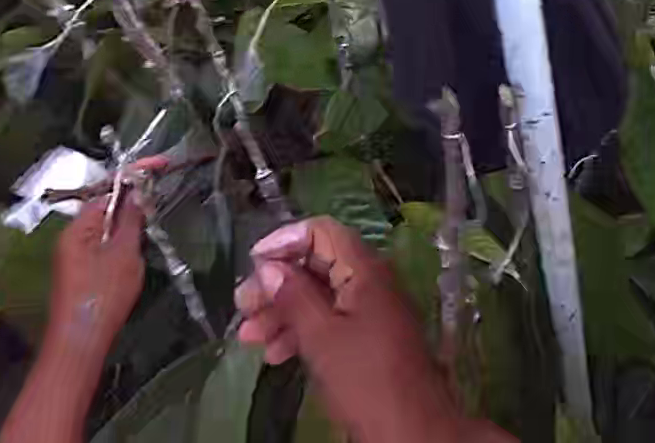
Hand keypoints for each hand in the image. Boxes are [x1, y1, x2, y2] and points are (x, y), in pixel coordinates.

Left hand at [45, 183, 145, 355]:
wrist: (79, 345)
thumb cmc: (102, 295)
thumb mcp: (124, 252)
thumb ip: (132, 218)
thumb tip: (138, 192)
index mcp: (78, 228)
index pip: (109, 188)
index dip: (135, 173)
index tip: (162, 163)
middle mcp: (73, 237)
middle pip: (107, 204)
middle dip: (134, 195)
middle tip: (162, 188)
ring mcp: (76, 255)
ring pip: (108, 224)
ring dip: (130, 217)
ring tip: (154, 213)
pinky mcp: (82, 270)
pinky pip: (106, 240)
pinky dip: (124, 235)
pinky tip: (140, 241)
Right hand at [234, 218, 505, 442]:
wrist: (411, 429)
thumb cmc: (366, 378)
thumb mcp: (322, 338)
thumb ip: (294, 298)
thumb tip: (267, 266)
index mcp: (364, 267)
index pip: (322, 232)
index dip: (286, 240)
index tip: (253, 262)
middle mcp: (369, 276)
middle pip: (318, 262)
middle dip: (278, 282)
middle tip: (243, 307)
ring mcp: (370, 304)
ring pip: (320, 292)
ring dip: (284, 310)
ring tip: (250, 336)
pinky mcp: (367, 331)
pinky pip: (330, 316)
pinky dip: (302, 329)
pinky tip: (274, 354)